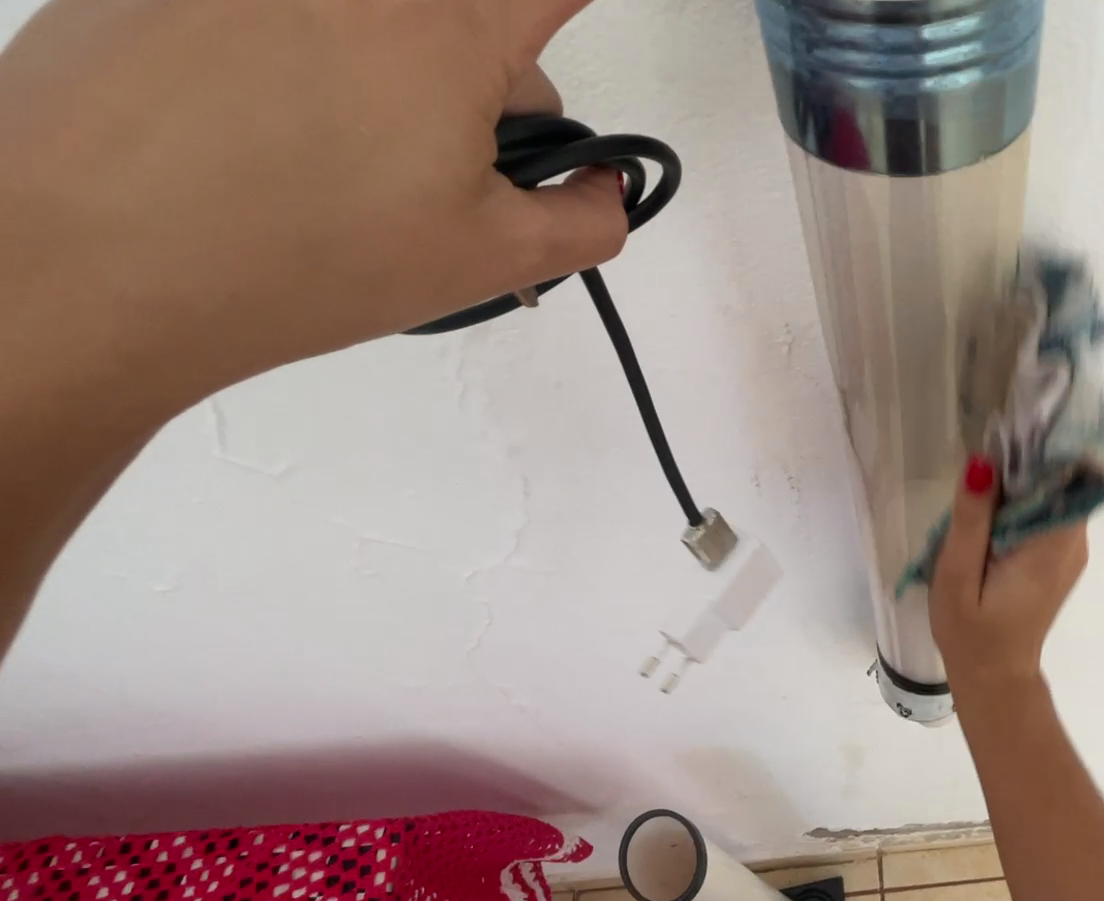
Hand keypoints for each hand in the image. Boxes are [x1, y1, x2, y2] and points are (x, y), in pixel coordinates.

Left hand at [0, 0, 624, 411]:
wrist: (84, 255)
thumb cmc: (323, 258)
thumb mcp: (495, 259)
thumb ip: (591, 221)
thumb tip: (604, 187)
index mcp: (449, 25)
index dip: (568, 10)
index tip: (559, 35)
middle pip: (471, 15)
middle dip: (495, 83)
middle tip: (470, 173)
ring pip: (387, 18)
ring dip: (410, 71)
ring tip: (363, 163)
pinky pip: (294, 16)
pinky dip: (317, 57)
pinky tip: (274, 134)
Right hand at [930, 455, 1089, 692]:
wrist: (993, 677)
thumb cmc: (971, 631)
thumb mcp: (957, 574)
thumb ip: (971, 519)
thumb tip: (983, 462)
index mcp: (1053, 545)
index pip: (1069, 477)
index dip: (1046, 444)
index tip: (1017, 420)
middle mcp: (1073, 544)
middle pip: (1063, 483)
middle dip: (1032, 457)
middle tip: (995, 433)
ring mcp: (1069, 552)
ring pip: (1055, 497)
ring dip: (1026, 478)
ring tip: (990, 462)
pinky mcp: (1058, 560)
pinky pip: (1048, 516)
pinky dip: (1026, 500)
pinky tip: (996, 496)